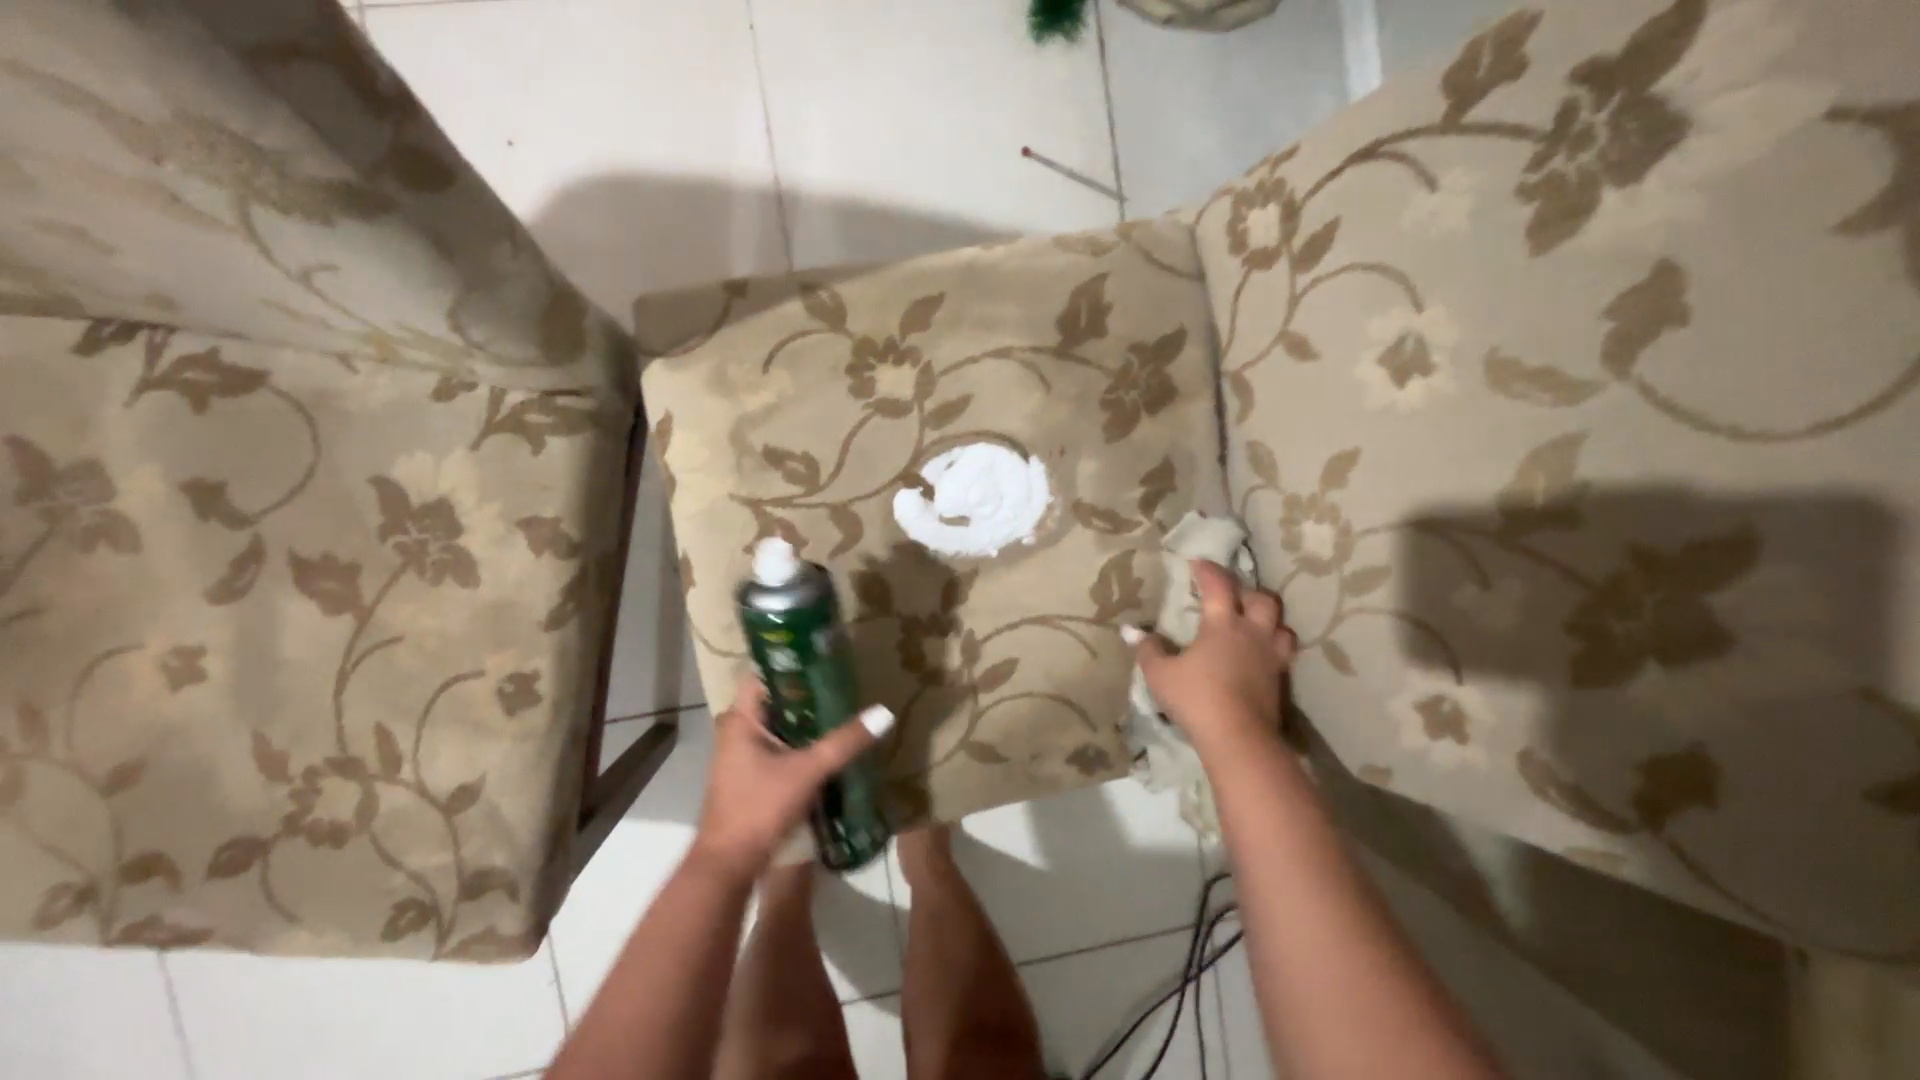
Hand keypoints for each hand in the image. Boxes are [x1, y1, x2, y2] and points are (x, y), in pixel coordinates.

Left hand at [690, 674, 892, 882]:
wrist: (728, 865)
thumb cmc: (759, 808)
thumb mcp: (808, 771)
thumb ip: (845, 743)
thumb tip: (885, 713)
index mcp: (740, 720)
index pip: (763, 675)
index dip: (793, 664)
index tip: (827, 661)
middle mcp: (736, 731)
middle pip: (776, 701)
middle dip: (809, 695)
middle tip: (845, 688)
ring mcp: (741, 755)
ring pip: (779, 727)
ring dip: (807, 723)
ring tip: (844, 713)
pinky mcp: (750, 776)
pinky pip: (779, 748)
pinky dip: (802, 745)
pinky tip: (830, 749)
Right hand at [1129, 559, 1296, 754]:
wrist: (1238, 737)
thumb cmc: (1196, 698)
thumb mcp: (1160, 674)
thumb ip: (1148, 649)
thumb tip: (1131, 630)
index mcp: (1222, 624)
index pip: (1218, 586)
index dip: (1208, 571)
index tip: (1197, 563)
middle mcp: (1252, 633)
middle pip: (1261, 599)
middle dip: (1246, 592)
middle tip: (1230, 597)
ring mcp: (1271, 656)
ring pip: (1281, 624)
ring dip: (1269, 619)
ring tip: (1255, 624)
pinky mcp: (1281, 679)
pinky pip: (1285, 653)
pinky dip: (1275, 646)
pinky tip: (1262, 655)